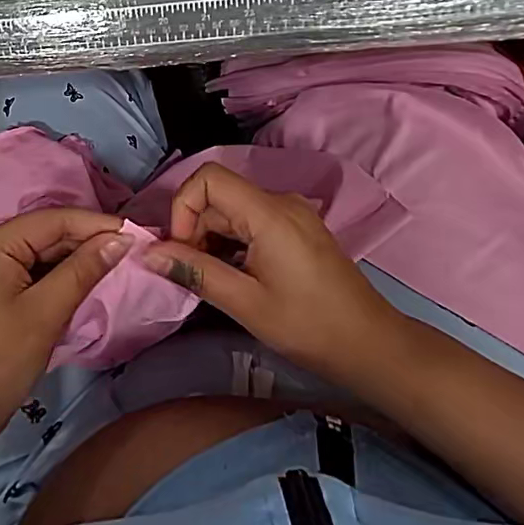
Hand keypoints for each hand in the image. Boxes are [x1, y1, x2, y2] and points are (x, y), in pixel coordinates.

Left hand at [0, 208, 133, 443]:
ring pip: (44, 252)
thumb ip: (84, 270)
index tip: (139, 235)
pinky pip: (34, 270)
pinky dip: (61, 276)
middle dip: (91, 241)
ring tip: (120, 265)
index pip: (56, 219)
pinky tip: (88, 283)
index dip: (99, 224)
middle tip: (135, 252)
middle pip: (49, 232)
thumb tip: (120, 239)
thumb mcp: (45, 314)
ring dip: (79, 259)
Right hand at [141, 163, 402, 388]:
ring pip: (232, 211)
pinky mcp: (296, 228)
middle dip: (194, 231)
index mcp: (268, 212)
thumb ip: (195, 272)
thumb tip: (150, 253)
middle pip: (218, 197)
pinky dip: (232, 243)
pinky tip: (236, 277)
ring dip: (212, 240)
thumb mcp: (246, 303)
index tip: (181, 250)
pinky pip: (251, 222)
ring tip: (215, 281)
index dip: (184, 207)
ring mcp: (291, 213)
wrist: (372, 345)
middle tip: (192, 275)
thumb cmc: (309, 326)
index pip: (208, 179)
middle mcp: (280, 201)